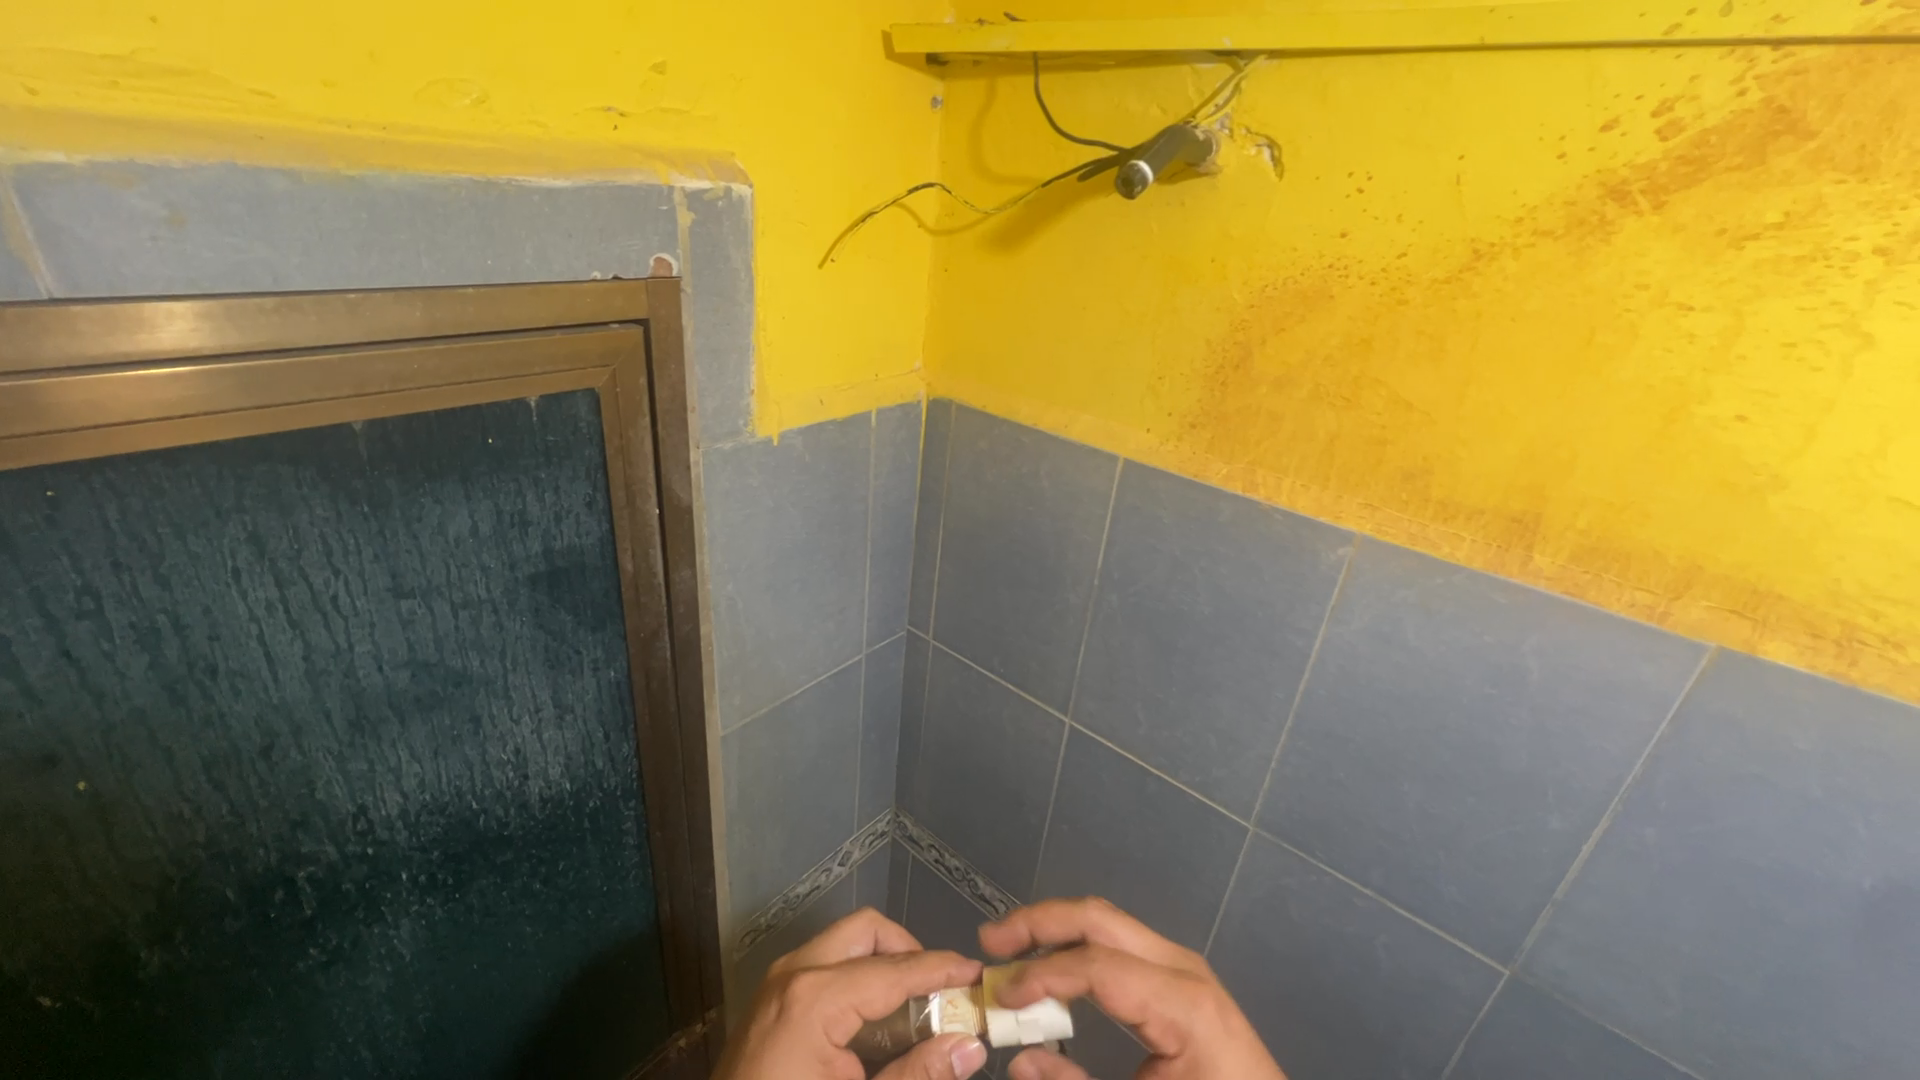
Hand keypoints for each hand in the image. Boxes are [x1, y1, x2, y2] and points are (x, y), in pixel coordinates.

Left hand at [715, 907, 989, 1079]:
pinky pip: (824, 966)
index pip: (896, 968)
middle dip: (908, 953)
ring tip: (912, 1011)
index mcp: (816, 997)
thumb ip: (916, 1074)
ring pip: (844, 944)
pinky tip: (874, 1024)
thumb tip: (970, 1047)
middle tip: (939, 994)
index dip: (943, 969)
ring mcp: (777, 983)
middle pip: (867, 932)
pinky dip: (856, 978)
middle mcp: (794, 973)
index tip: (979, 976)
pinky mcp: (770, 1000)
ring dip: (882, 964)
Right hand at [979, 898, 1285, 1079]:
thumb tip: (1019, 1061)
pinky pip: (1119, 944)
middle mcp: (1182, 968)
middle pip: (1099, 919)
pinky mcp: (1177, 977)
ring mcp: (1182, 966)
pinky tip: (1050, 965)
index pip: (1096, 967)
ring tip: (1009, 947)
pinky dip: (1076, 945)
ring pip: (1106, 922)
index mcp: (1182, 1004)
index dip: (1040, 976)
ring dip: (1053, 929)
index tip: (999, 997)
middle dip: (1039, 922)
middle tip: (990, 941)